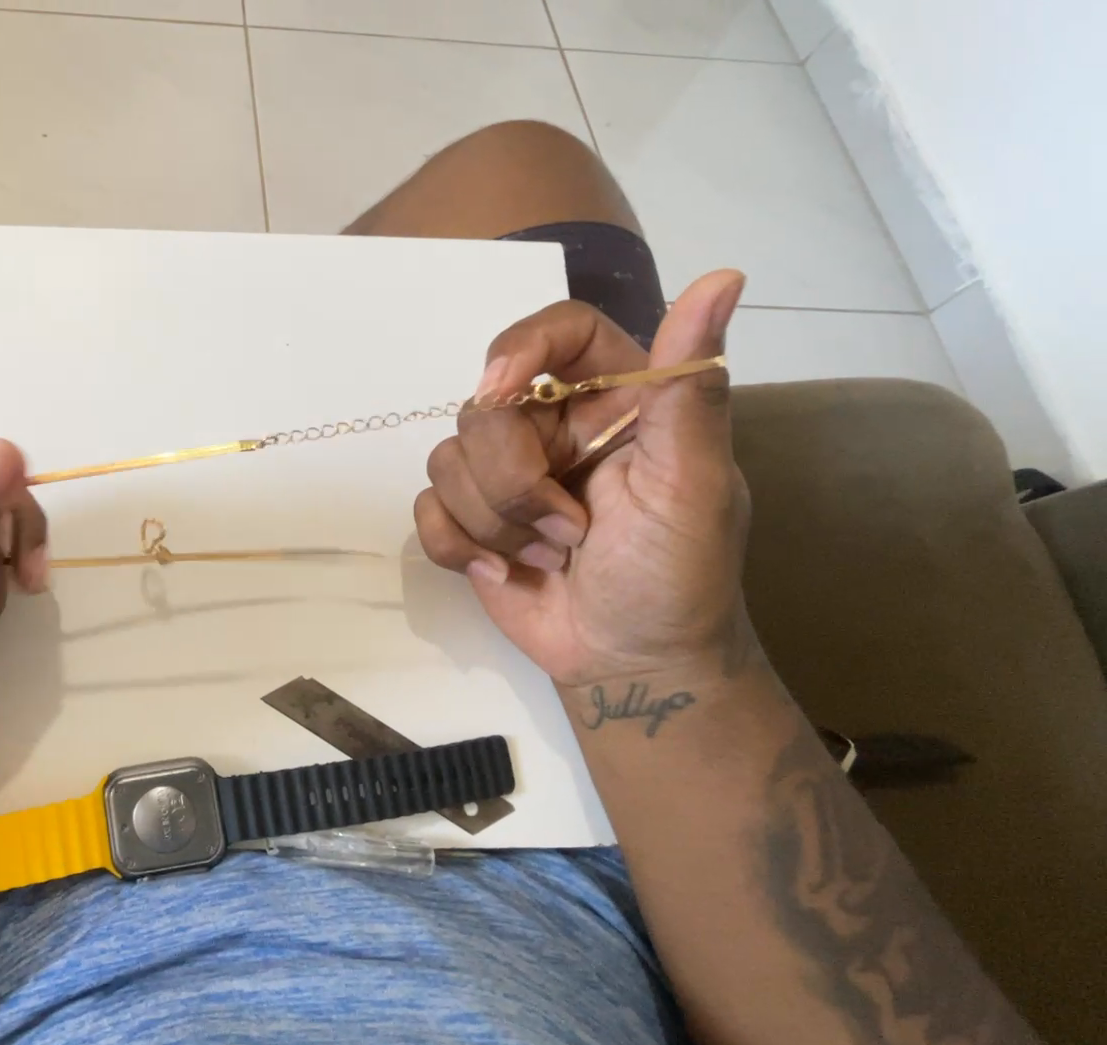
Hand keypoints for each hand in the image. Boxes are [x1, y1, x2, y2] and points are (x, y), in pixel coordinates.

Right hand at [414, 270, 753, 686]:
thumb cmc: (678, 575)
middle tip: (569, 529)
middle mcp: (549, 428)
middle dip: (514, 482)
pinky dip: (457, 547)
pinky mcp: (468, 521)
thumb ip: (689, 390)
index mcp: (612, 401)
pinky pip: (425, 509)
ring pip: (446, 462)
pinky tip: (500, 572)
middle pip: (482, 410)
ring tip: (550, 556)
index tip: (501, 388)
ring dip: (494, 524)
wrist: (630, 661)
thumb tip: (724, 278)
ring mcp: (503, 476)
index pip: (558, 331)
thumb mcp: (693, 485)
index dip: (520, 348)